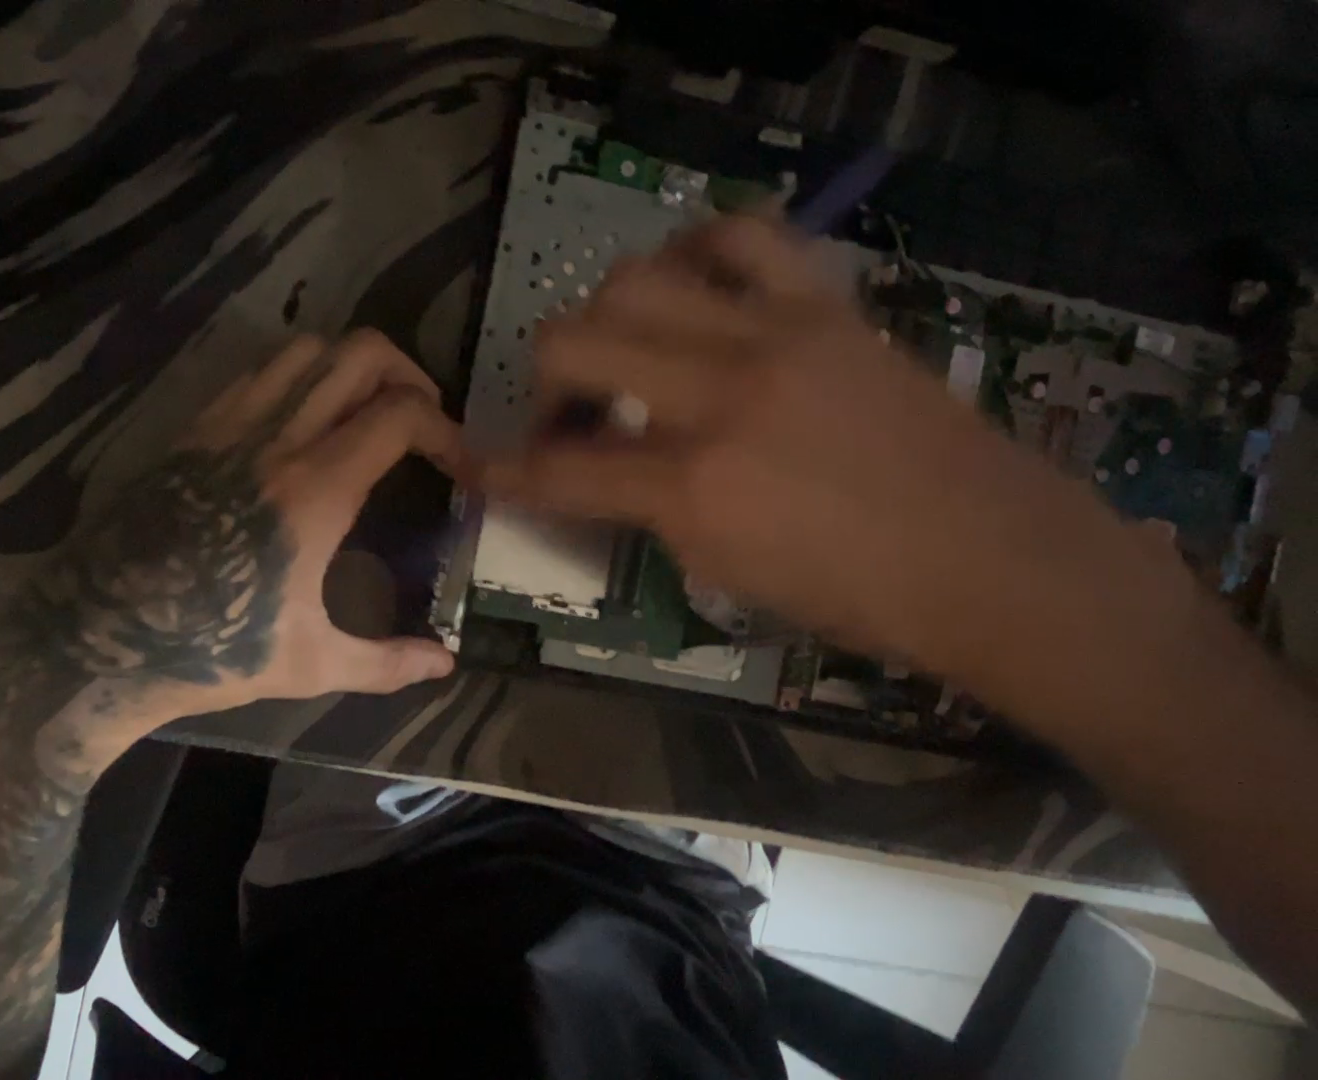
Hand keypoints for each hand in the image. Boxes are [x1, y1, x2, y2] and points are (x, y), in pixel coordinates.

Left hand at [0, 329, 461, 725]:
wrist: (98, 641)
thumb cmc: (209, 652)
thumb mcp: (311, 665)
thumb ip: (387, 662)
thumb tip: (445, 664)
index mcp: (314, 490)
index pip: (400, 415)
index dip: (446, 432)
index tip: (459, 469)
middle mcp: (273, 439)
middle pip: (359, 355)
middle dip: (408, 376)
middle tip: (422, 425)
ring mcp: (226, 427)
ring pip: (304, 351)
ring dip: (350, 369)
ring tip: (366, 416)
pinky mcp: (191, 432)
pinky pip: (256, 374)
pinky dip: (298, 378)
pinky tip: (302, 426)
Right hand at [480, 217, 1178, 677]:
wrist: (997, 561)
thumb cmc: (853, 595)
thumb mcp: (721, 568)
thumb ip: (644, 509)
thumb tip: (594, 472)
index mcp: (692, 486)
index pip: (557, 468)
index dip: (501, 470)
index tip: (474, 464)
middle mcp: (719, 395)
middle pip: (573, 341)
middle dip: (545, 380)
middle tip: (569, 413)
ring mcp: (777, 337)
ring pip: (637, 277)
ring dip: (605, 314)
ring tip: (626, 348)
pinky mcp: (828, 308)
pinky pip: (743, 237)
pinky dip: (696, 252)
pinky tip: (691, 289)